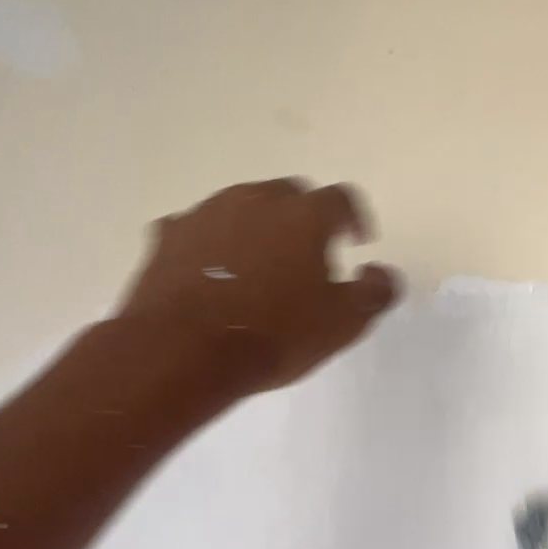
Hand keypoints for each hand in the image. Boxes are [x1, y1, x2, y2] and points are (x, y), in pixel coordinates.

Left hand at [115, 178, 400, 392]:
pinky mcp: (167, 237)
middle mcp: (255, 199)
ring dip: (256, 228)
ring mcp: (206, 213)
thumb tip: (380, 272)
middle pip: (289, 195)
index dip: (354, 220)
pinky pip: (198, 231)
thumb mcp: (344, 323)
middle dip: (302, 219)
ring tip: (258, 268)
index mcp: (304, 214)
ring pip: (241, 207)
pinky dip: (211, 246)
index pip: (342, 199)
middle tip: (307, 256)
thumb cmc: (275, 335)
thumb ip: (375, 291)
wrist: (181, 353)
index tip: (356, 244)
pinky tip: (212, 276)